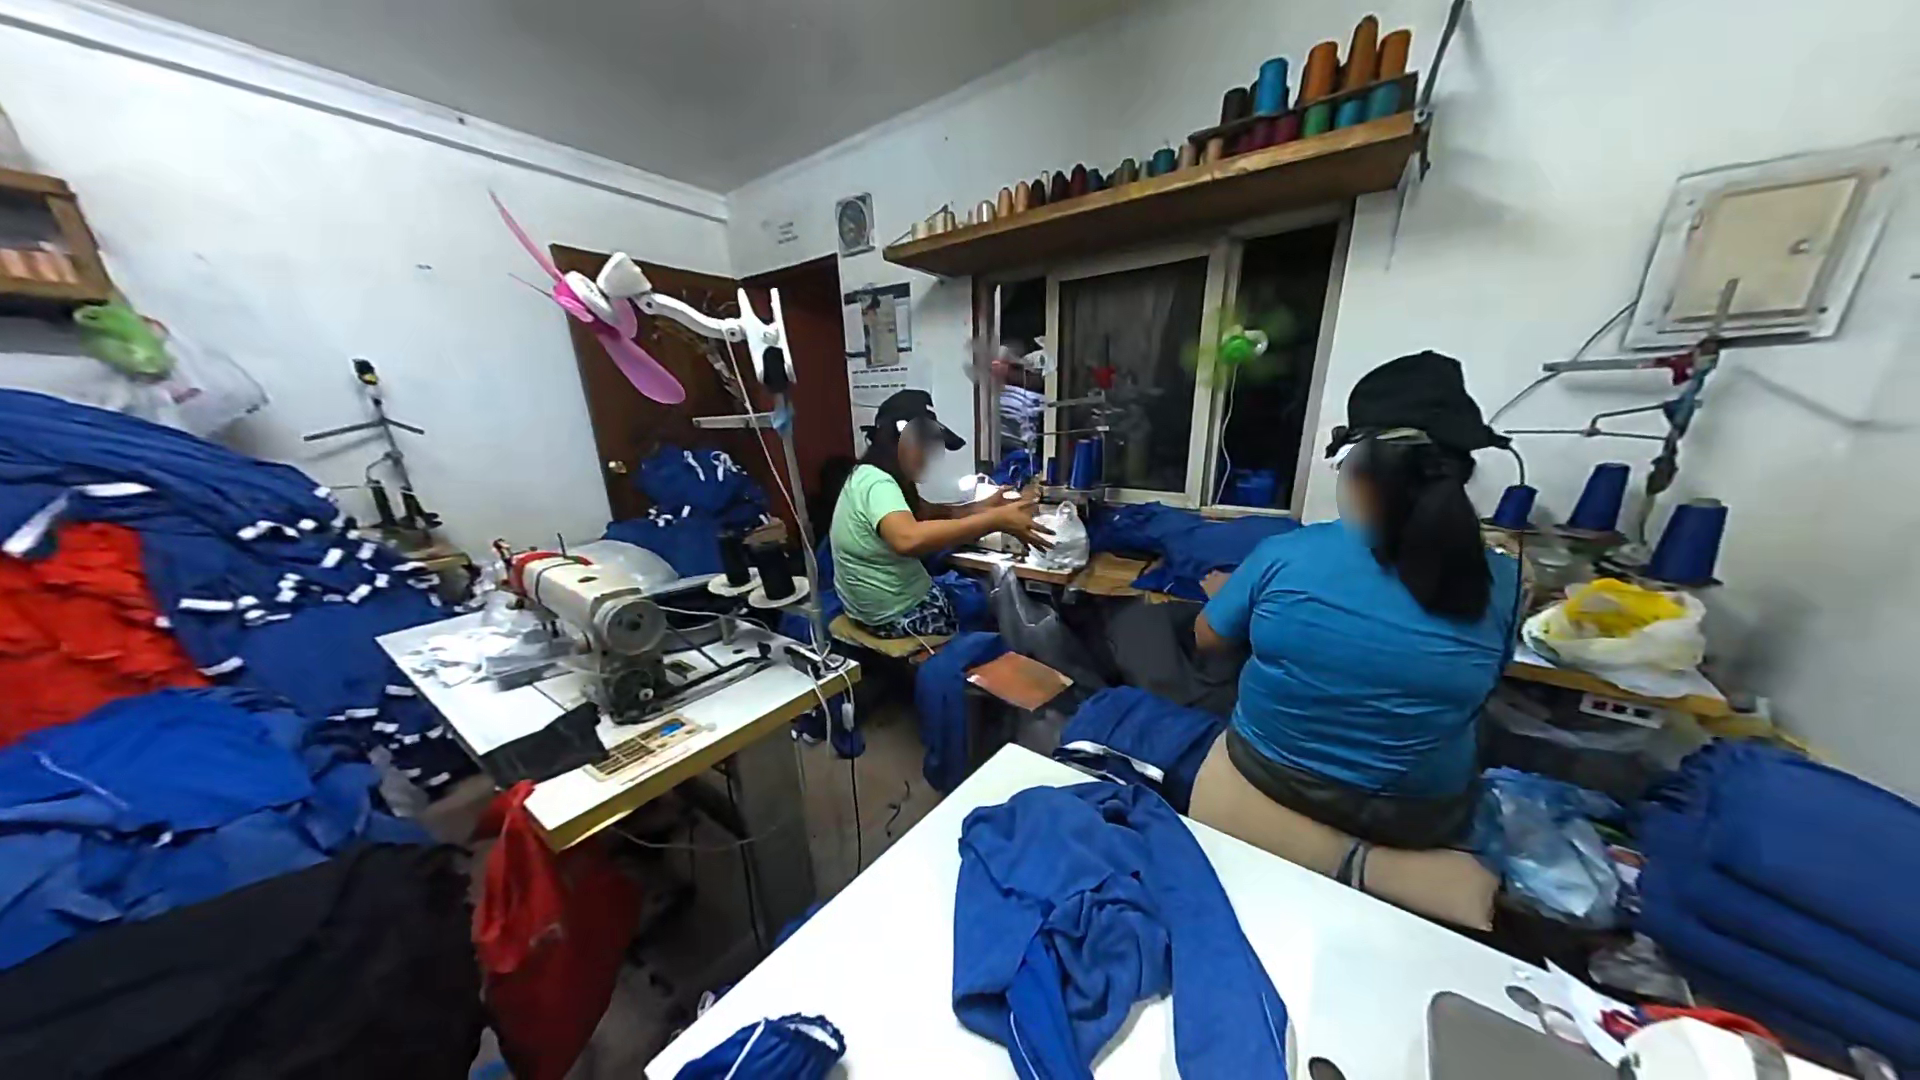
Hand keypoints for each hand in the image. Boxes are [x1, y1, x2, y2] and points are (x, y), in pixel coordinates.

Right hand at [991, 494, 1055, 550]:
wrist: (996, 519)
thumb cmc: (1007, 511)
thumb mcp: (1018, 504)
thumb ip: (1028, 502)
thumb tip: (1037, 500)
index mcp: (1027, 522)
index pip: (1040, 528)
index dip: (1048, 531)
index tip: (1054, 534)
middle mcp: (1025, 530)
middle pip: (1037, 539)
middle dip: (1045, 544)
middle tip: (1053, 548)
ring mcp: (1020, 534)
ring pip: (1031, 543)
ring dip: (1038, 548)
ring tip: (1045, 552)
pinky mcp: (1015, 536)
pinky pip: (1023, 543)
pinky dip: (1027, 547)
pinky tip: (1029, 550)